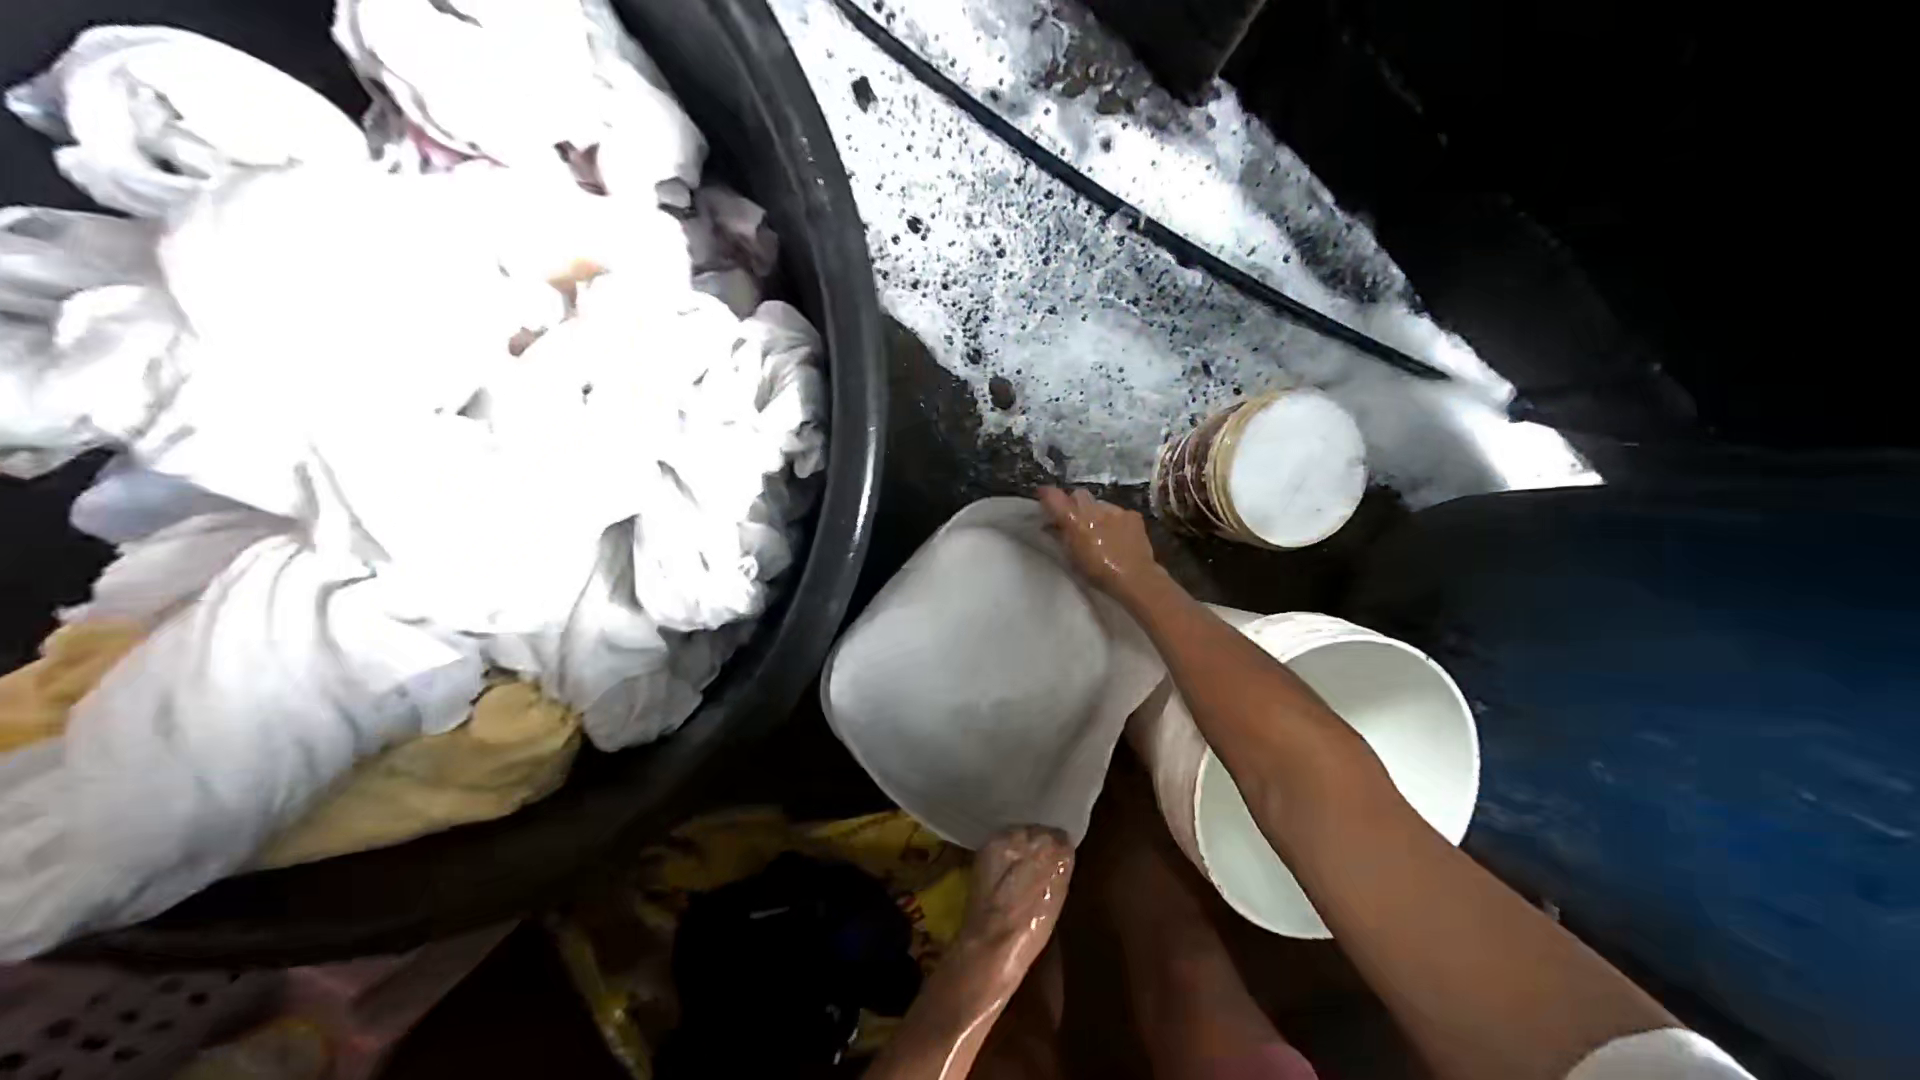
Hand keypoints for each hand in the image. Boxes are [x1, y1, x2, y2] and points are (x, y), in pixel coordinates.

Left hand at [955, 825, 1073, 983]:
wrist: (995, 937)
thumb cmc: (1033, 930)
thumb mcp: (1058, 898)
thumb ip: (1059, 871)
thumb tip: (1056, 858)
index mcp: (1063, 854)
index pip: (1062, 838)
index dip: (1055, 849)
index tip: (1051, 858)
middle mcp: (1040, 837)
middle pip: (1041, 830)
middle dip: (1037, 843)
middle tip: (1032, 859)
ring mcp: (1013, 836)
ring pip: (1020, 832)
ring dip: (1019, 843)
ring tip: (1015, 861)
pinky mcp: (991, 841)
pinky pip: (1001, 838)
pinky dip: (1002, 848)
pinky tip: (1000, 864)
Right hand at [1038, 486, 1162, 596]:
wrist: (1134, 578)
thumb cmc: (1097, 573)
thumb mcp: (1071, 558)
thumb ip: (1059, 537)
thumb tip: (1049, 525)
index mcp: (1075, 520)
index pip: (1054, 496)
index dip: (1047, 495)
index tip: (1043, 497)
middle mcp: (1093, 509)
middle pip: (1079, 495)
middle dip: (1074, 503)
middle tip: (1075, 519)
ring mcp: (1115, 510)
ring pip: (1099, 503)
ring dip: (1096, 513)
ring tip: (1100, 530)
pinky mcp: (1132, 515)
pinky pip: (1118, 512)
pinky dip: (1115, 521)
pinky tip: (1118, 535)